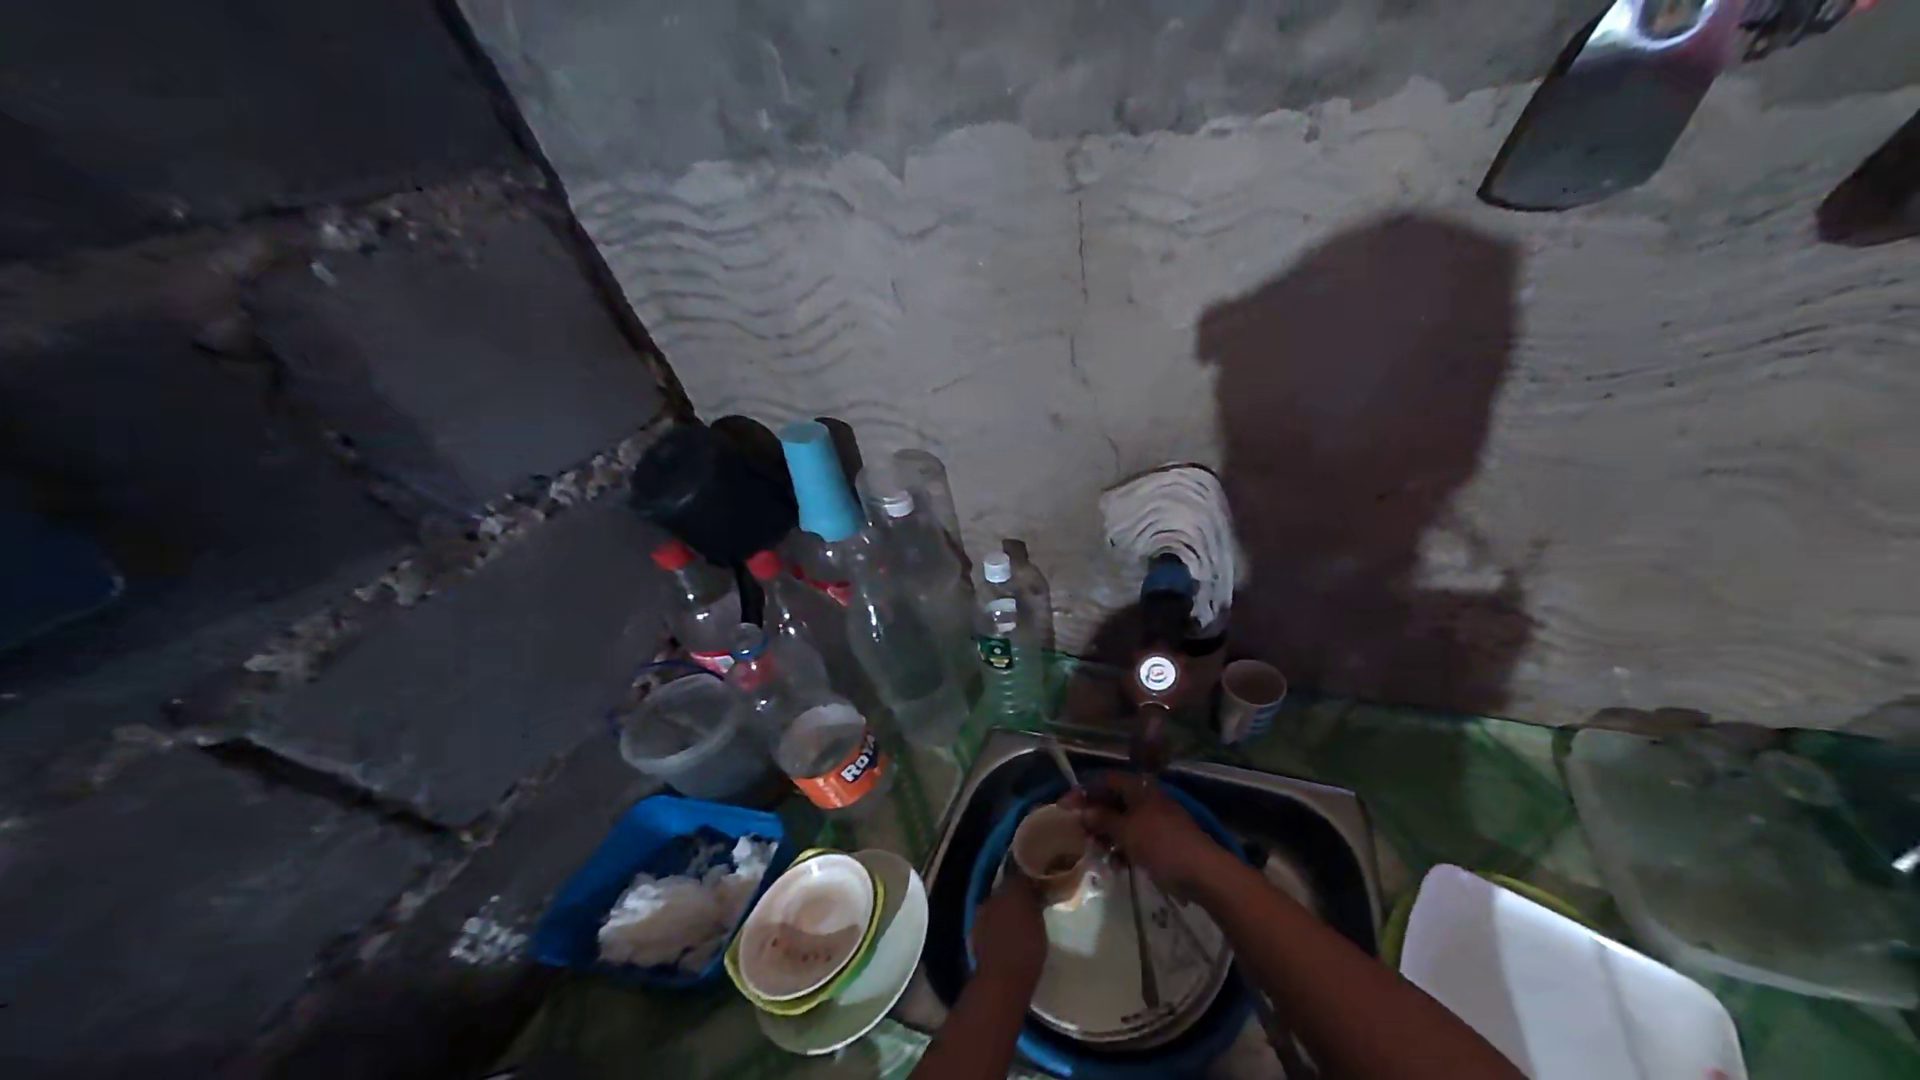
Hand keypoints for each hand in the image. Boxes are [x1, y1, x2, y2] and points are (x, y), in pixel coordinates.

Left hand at [973, 871, 1045, 987]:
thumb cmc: (1028, 952)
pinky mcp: (975, 931)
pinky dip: (995, 924)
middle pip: (1005, 889)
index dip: (1027, 878)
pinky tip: (1003, 935)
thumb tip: (1034, 893)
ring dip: (1003, 909)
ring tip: (1016, 921)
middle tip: (1027, 904)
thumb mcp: (1040, 926)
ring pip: (995, 904)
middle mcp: (994, 896)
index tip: (1035, 883)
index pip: (1019, 875)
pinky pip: (988, 920)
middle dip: (1015, 894)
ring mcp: (982, 913)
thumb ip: (1034, 905)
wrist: (1001, 980)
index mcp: (1013, 891)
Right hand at [1071, 773, 1222, 894]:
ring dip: (1108, 833)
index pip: (1105, 780)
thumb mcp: (1126, 832)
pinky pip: (1136, 836)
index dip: (1084, 791)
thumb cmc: (1162, 845)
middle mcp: (1147, 798)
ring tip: (1096, 851)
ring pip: (1124, 820)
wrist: (1206, 873)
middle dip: (1095, 815)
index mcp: (1139, 789)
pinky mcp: (1164, 839)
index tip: (1065, 807)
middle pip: (1114, 800)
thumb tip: (1082, 811)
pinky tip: (1117, 863)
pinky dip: (1124, 846)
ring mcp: (1157, 819)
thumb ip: (1102, 819)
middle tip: (1078, 832)